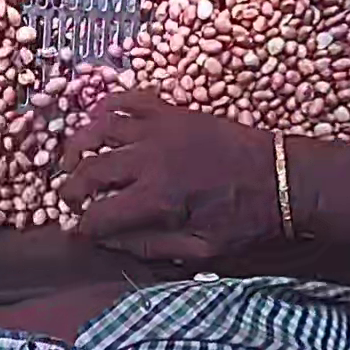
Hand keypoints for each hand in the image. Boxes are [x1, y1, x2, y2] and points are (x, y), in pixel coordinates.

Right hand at [59, 91, 349, 263]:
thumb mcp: (203, 249)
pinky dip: (109, 105)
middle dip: (71, 188)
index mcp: (158, 199)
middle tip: (67, 198)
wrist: (282, 175)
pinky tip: (99, 117)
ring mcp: (158, 130)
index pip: (100, 214)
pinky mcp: (171, 112)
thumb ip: (152, 247)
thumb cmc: (245, 218)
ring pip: (100, 130)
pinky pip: (129, 100)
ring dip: (78, 146)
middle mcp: (150, 160)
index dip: (81, 226)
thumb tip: (110, 242)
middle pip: (91, 171)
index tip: (75, 232)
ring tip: (73, 158)